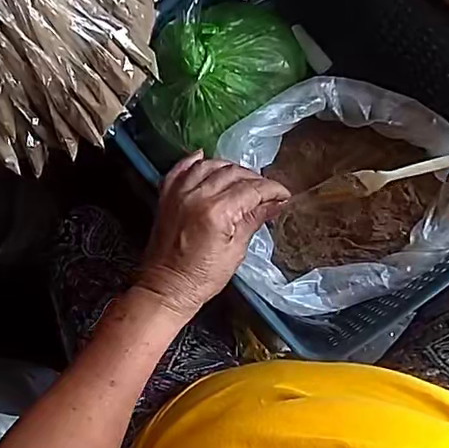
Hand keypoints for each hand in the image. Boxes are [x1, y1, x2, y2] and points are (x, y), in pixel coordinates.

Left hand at [136, 152, 290, 317]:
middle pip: (233, 173)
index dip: (272, 190)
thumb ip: (253, 221)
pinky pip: (181, 169)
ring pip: (209, 165)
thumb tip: (275, 204)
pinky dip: (194, 162)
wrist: (165, 288)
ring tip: (241, 179)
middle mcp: (196, 196)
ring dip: (228, 168)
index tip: (283, 195)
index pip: (252, 189)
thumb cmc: (200, 278)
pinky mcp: (166, 197)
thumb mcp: (236, 251)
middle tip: (265, 191)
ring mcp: (178, 194)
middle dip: (254, 179)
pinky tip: (204, 159)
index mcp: (217, 212)